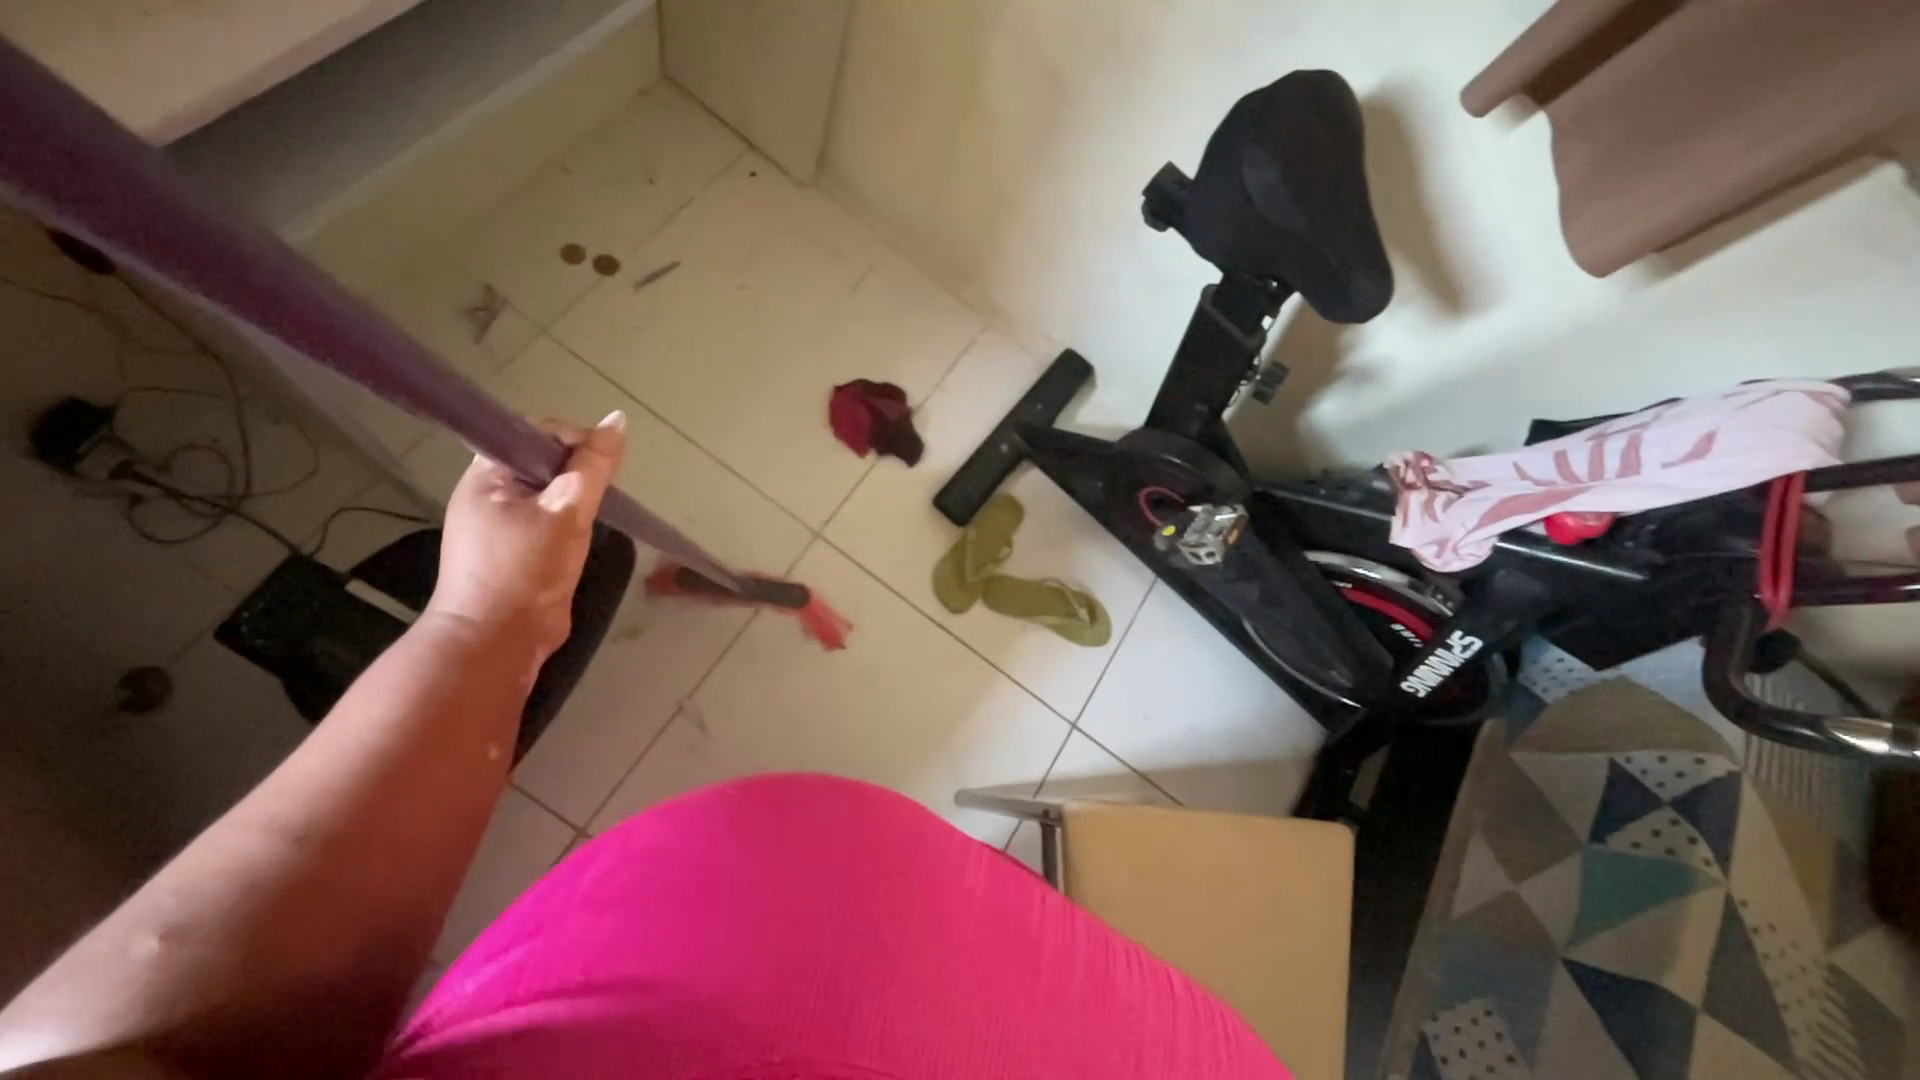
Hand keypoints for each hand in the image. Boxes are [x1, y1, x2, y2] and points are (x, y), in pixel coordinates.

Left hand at [426, 411, 626, 658]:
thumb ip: (593, 466)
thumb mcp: (565, 512)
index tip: (601, 466)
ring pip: (552, 492)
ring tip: (592, 517)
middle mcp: (491, 493)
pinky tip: (584, 536)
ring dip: (578, 499)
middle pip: (545, 462)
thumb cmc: (524, 569)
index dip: (573, 441)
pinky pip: (552, 519)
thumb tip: (618, 420)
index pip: (535, 434)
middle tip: (599, 496)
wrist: (498, 640)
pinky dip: (573, 522)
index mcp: (487, 475)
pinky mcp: (521, 550)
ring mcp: (504, 524)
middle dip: (579, 473)